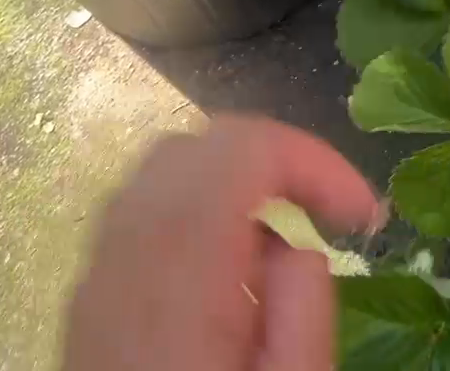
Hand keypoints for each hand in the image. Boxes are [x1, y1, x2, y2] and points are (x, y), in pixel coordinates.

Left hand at [62, 116, 380, 370]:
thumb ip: (304, 304)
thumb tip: (293, 245)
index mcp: (182, 278)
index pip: (244, 153)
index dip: (314, 160)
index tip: (360, 213)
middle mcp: (127, 259)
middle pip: (200, 144)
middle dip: (278, 157)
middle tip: (324, 208)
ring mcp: (97, 274)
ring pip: (166, 166)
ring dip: (235, 174)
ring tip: (278, 230)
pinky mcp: (89, 293)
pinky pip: (142, 204)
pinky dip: (196, 199)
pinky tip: (224, 260)